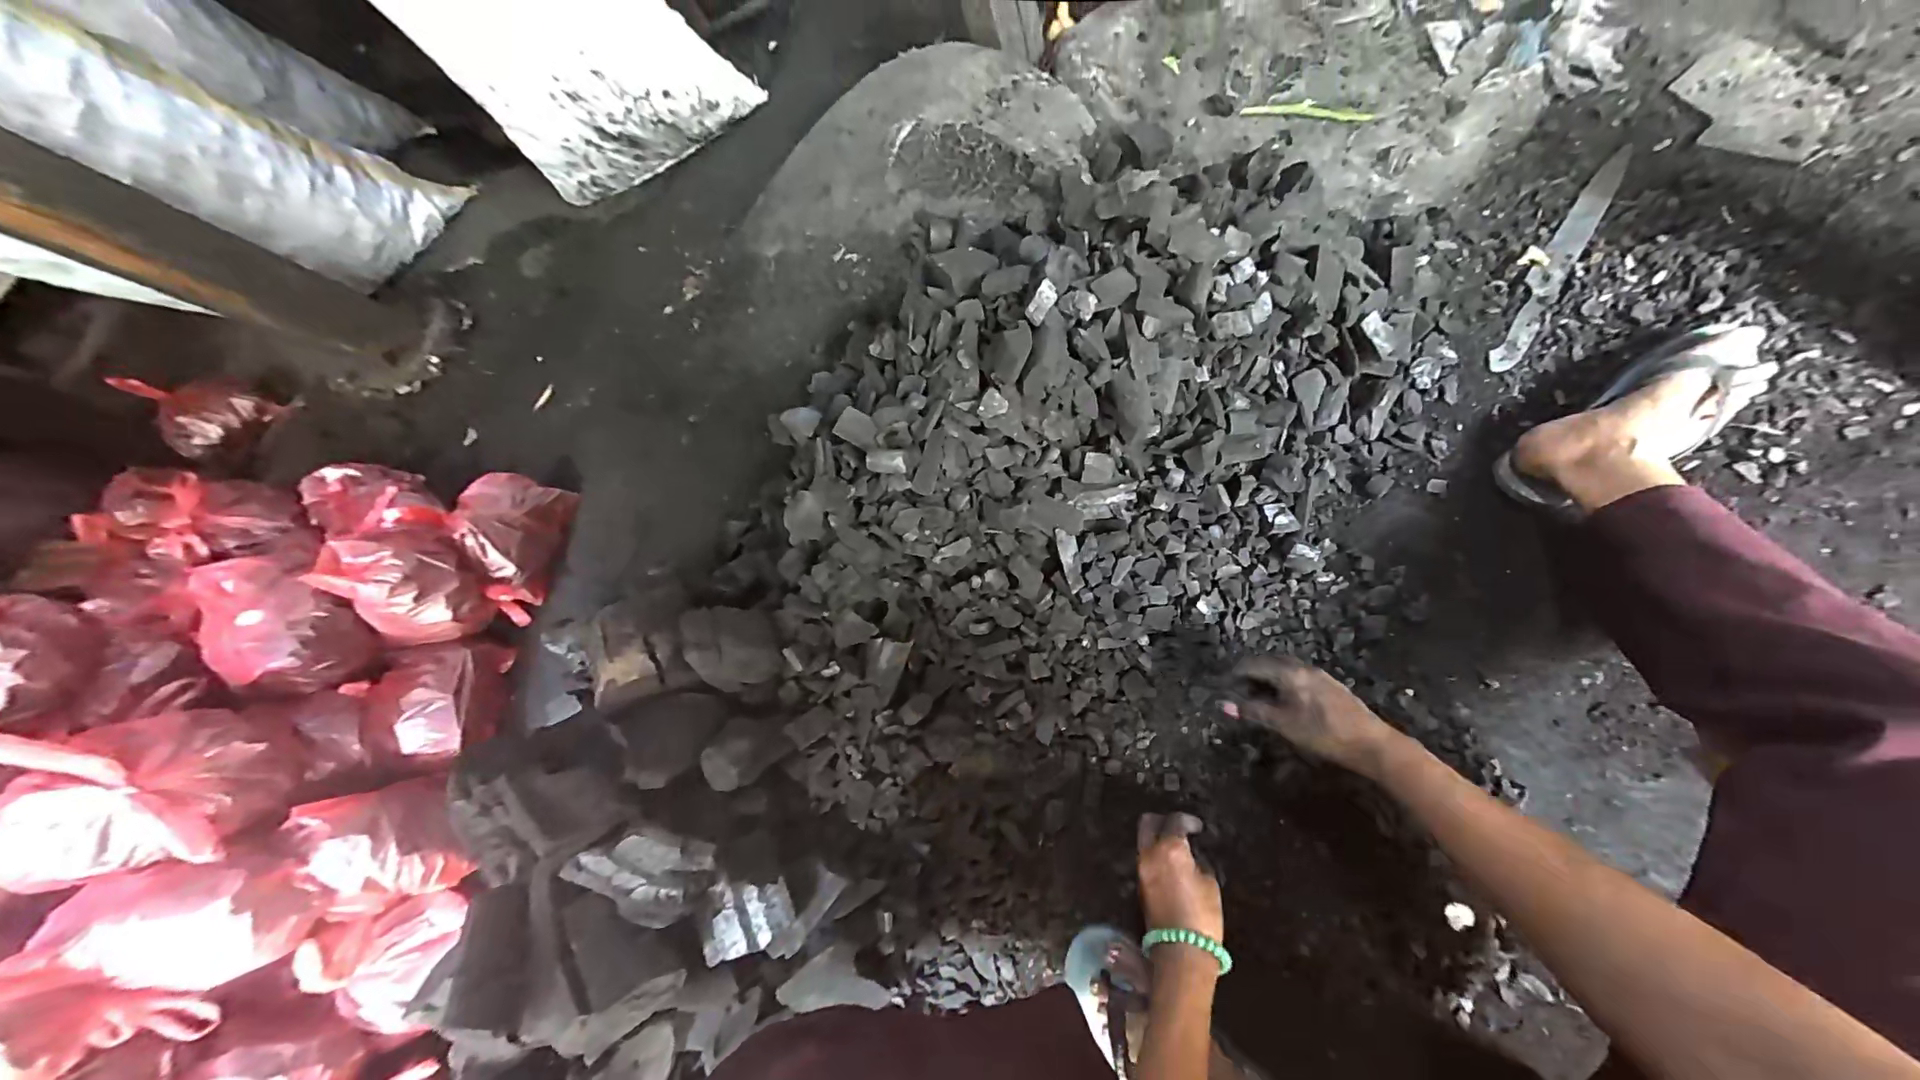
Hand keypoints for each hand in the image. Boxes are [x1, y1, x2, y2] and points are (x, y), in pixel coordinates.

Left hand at [1137, 812, 1223, 942]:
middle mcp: (1149, 854)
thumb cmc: (1202, 916)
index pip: (1174, 821)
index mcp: (1168, 849)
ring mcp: (1140, 869)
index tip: (1198, 827)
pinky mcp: (1139, 884)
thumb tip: (1191, 856)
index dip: (1188, 820)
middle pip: (1147, 823)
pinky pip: (1145, 859)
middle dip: (1163, 820)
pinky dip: (1156, 855)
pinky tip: (1172, 863)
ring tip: (1178, 847)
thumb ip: (1197, 862)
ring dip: (1157, 838)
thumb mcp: (1209, 884)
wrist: (1182, 951)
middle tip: (1181, 828)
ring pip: (1143, 841)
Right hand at [1226, 656, 1403, 776]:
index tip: (1224, 685)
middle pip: (1269, 663)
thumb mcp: (1283, 724)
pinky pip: (1298, 676)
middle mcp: (1303, 667)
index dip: (1235, 674)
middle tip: (1238, 690)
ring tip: (1259, 696)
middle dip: (1251, 674)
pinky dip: (1283, 683)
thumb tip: (1223, 704)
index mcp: (1289, 672)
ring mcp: (1319, 675)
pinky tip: (1285, 700)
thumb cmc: (1323, 733)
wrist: (1372, 743)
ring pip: (1285, 669)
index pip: (1253, 664)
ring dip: (1268, 679)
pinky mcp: (1330, 685)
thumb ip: (1253, 711)